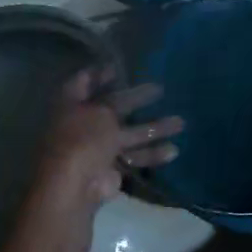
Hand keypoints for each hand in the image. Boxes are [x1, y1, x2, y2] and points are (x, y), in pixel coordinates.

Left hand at [38, 68, 183, 206]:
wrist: (75, 186)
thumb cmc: (83, 139)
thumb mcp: (104, 111)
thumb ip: (119, 98)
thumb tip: (133, 88)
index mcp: (70, 105)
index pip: (83, 82)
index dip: (100, 73)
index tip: (122, 65)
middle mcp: (81, 123)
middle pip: (111, 107)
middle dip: (135, 99)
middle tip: (159, 89)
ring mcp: (96, 147)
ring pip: (129, 133)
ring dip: (154, 128)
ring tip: (181, 122)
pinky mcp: (110, 167)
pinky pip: (134, 156)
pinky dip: (151, 153)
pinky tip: (173, 150)